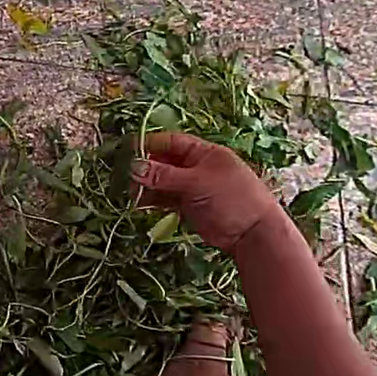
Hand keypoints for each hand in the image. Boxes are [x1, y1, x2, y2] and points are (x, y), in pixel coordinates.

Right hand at [131, 132, 279, 250]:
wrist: (251, 233)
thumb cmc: (230, 198)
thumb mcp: (196, 183)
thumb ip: (164, 176)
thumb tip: (133, 167)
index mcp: (204, 153)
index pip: (172, 142)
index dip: (150, 144)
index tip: (128, 150)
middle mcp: (196, 167)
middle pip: (164, 162)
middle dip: (145, 168)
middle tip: (125, 176)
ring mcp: (192, 187)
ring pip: (163, 182)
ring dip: (146, 186)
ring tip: (129, 193)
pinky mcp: (188, 205)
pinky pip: (165, 198)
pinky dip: (152, 200)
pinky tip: (138, 204)